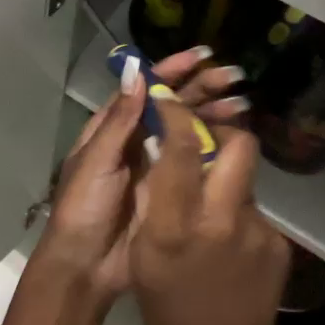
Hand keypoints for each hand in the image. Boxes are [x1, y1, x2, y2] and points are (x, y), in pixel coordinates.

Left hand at [4, 48, 248, 324]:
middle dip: (200, 89)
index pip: (143, 90)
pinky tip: (237, 139)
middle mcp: (134, 142)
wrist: (86, 266)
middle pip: (169, 107)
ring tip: (241, 104)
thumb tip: (136, 73)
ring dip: (211, 115)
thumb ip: (119, 121)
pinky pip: (195, 163)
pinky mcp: (171, 192)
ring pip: (186, 131)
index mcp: (111, 129)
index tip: (201, 57)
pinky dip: (214, 149)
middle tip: (234, 79)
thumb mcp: (96, 160)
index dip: (170, 72)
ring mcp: (154, 167)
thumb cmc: (83, 208)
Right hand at [129, 94, 291, 324]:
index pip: (178, 146)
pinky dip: (235, 208)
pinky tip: (225, 237)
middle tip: (203, 139)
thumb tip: (158, 148)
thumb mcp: (145, 250)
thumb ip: (154, 198)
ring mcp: (258, 231)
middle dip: (221, 130)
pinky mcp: (279, 244)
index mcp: (176, 223)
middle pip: (237, 145)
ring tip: (207, 199)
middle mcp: (222, 219)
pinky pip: (252, 207)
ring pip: (245, 176)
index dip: (172, 111)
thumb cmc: (167, 306)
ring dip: (225, 174)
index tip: (164, 94)